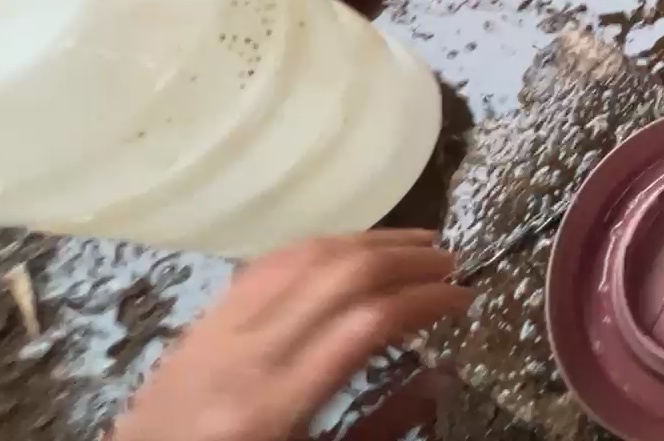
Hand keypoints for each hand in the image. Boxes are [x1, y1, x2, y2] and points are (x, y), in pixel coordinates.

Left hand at [110, 230, 473, 440]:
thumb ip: (381, 426)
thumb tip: (445, 374)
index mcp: (270, 410)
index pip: (370, 322)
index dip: (429, 299)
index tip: (465, 299)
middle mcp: (241, 360)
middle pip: (344, 275)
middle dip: (411, 259)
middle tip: (451, 265)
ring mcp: (212, 336)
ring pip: (308, 255)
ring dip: (375, 241)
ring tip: (419, 244)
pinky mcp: (198, 326)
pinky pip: (269, 264)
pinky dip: (326, 246)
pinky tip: (357, 250)